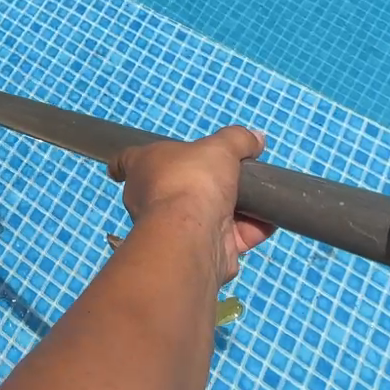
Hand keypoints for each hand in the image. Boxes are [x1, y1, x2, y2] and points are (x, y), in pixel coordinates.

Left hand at [108, 127, 275, 281]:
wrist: (194, 231)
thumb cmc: (193, 178)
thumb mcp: (219, 148)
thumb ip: (236, 140)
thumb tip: (255, 137)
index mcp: (141, 166)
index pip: (124, 161)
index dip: (126, 162)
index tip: (122, 168)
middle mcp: (148, 196)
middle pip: (172, 189)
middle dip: (201, 187)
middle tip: (229, 179)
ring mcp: (171, 228)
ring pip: (202, 216)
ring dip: (232, 211)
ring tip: (258, 201)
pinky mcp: (197, 251)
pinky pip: (225, 238)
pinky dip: (246, 232)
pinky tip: (267, 223)